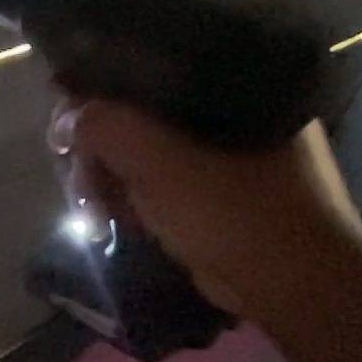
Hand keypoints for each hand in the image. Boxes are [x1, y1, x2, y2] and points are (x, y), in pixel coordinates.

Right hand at [49, 96, 361, 325]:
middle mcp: (230, 113)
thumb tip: (65, 119)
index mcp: (230, 87)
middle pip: (138, 115)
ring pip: (144, 151)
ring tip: (95, 211)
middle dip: (98, 150)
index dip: (95, 95)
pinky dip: (132, 196)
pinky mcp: (218, 192)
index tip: (66, 130)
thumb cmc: (234, 212)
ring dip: (109, 179)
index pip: (144, 73)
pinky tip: (116, 218)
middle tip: (80, 185)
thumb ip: (104, 128)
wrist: (296, 288)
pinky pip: (160, 180)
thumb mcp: (157, 162)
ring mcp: (226, 155)